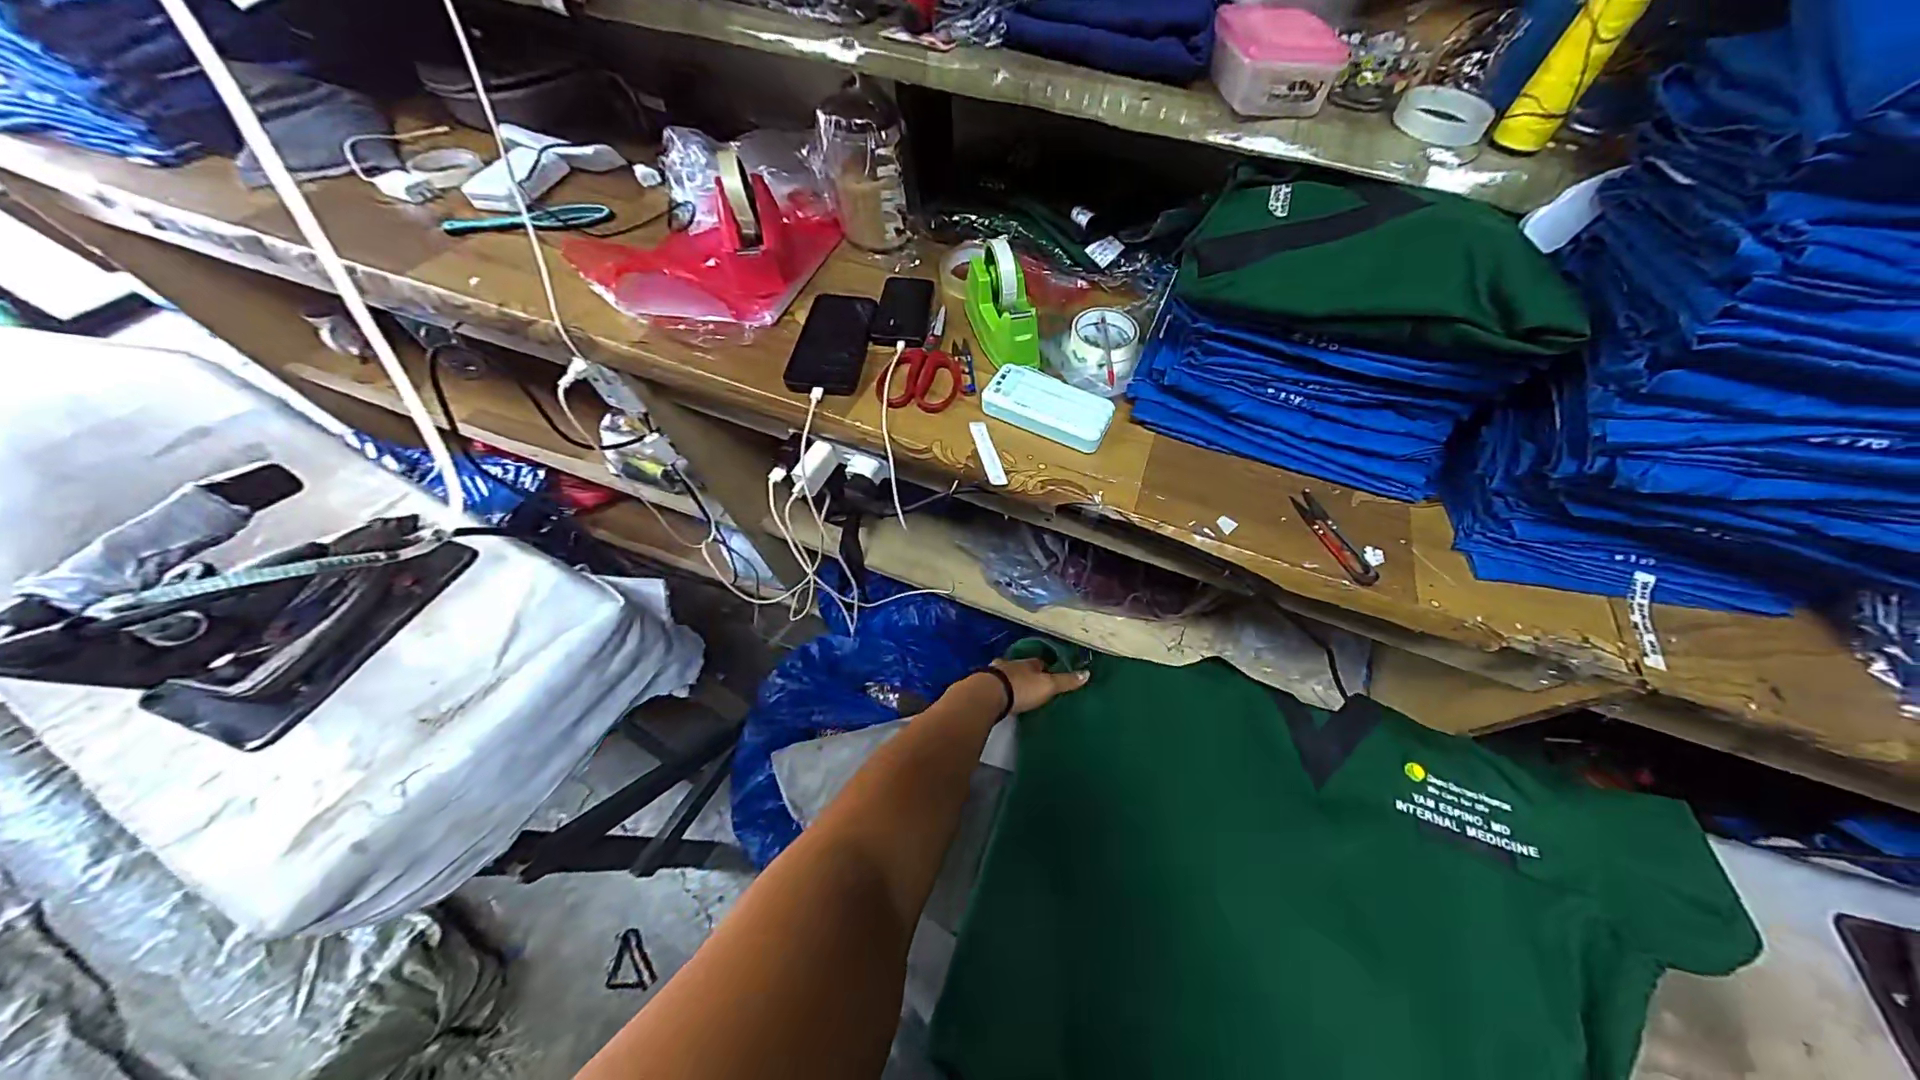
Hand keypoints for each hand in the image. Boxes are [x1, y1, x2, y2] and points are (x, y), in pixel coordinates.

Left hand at [989, 657, 1089, 713]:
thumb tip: (1087, 673)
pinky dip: (999, 686)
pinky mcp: (984, 685)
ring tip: (1017, 687)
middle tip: (1032, 680)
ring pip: (1006, 672)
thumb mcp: (1047, 686)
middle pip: (1022, 666)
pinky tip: (1000, 692)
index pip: (1040, 662)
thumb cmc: (1022, 689)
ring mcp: (995, 673)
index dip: (1046, 666)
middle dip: (1026, 672)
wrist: (988, 694)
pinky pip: (994, 683)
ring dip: (1011, 678)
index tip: (1050, 671)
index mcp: (1028, 663)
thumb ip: (1065, 681)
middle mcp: (1012, 664)